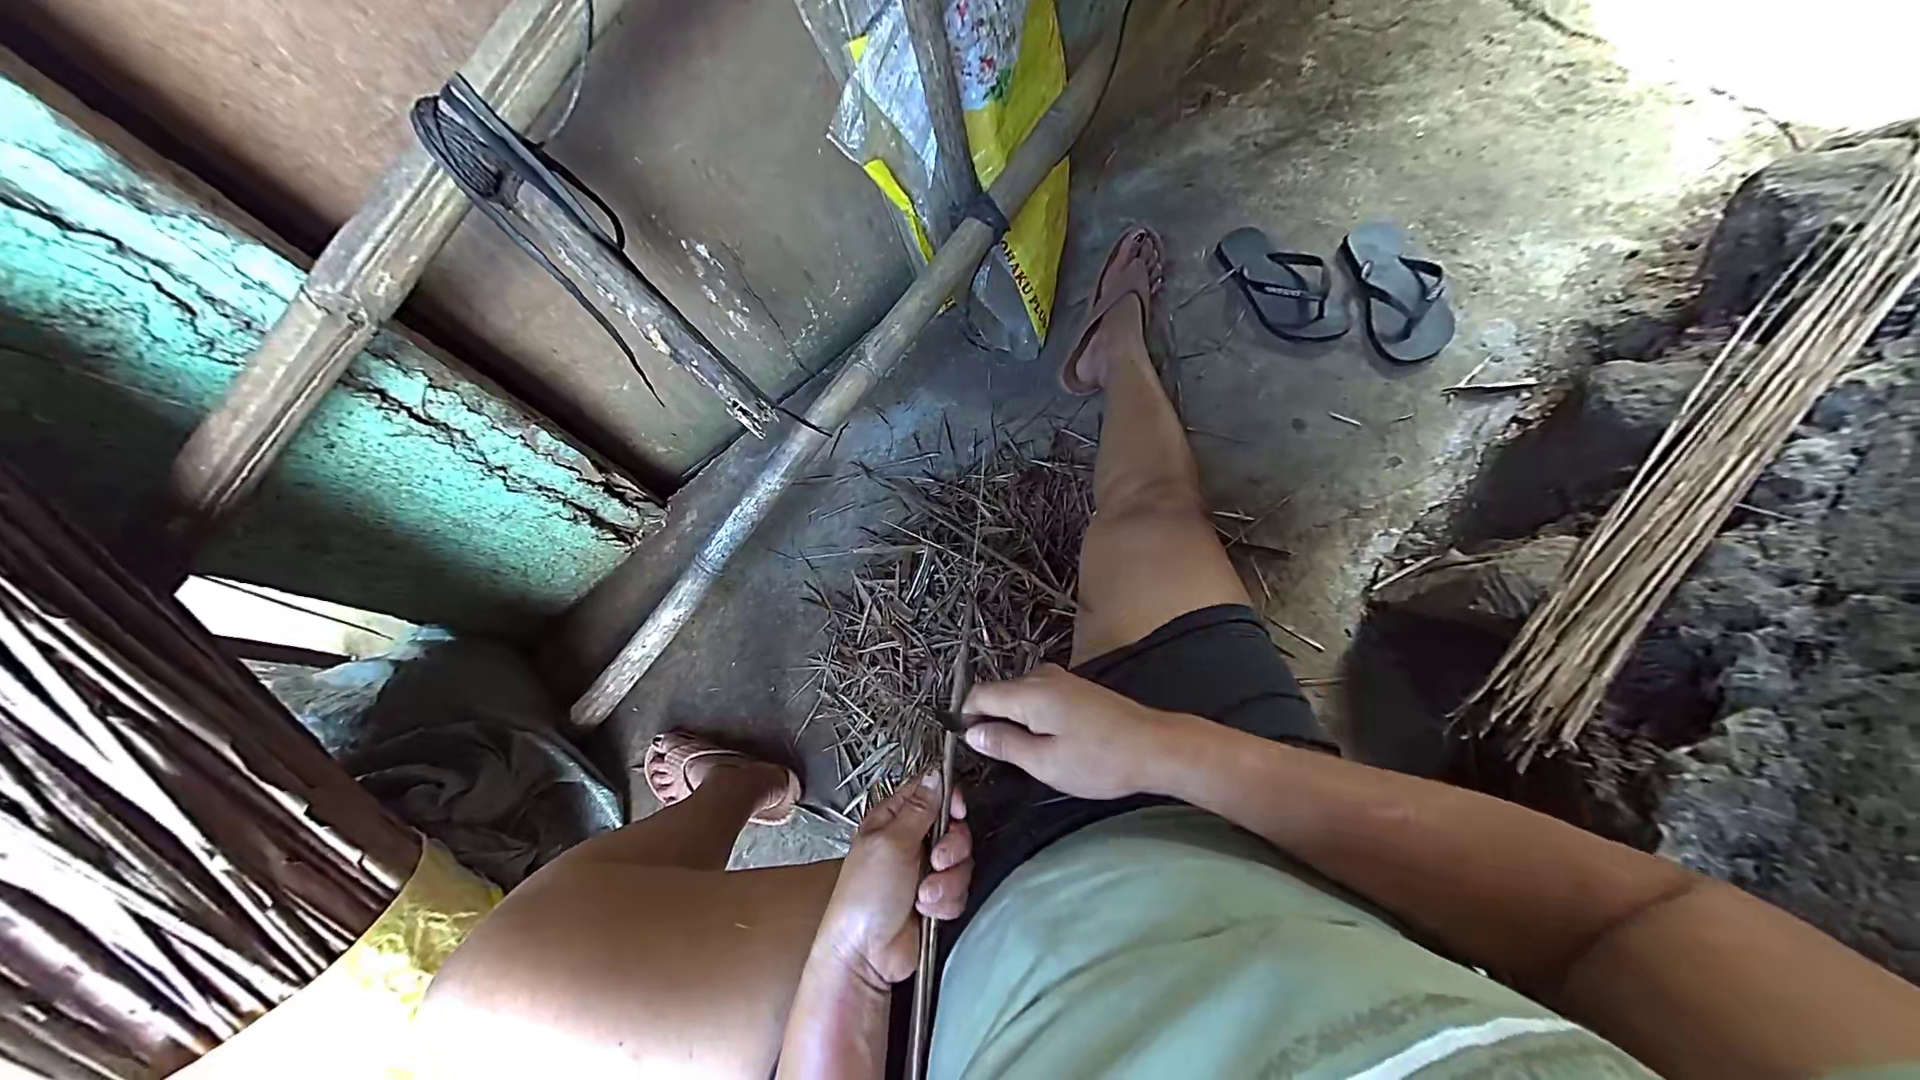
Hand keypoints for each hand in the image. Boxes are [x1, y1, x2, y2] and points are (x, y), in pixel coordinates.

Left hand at [814, 774, 971, 990]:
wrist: (865, 955)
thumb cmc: (864, 896)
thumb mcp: (891, 842)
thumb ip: (919, 808)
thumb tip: (934, 775)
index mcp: (894, 818)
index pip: (930, 791)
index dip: (948, 797)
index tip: (957, 810)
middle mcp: (911, 840)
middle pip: (954, 826)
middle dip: (952, 847)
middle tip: (936, 860)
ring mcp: (924, 869)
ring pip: (960, 860)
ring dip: (947, 880)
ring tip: (923, 894)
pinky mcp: (936, 896)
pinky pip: (959, 888)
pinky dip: (945, 900)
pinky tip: (925, 909)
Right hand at [962, 663, 1202, 799]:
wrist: (1154, 747)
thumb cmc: (1102, 759)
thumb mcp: (1044, 763)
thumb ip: (1004, 745)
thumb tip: (974, 735)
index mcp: (1029, 693)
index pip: (979, 695)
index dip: (966, 717)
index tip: (964, 742)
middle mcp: (1042, 677)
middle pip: (998, 692)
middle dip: (989, 719)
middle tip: (994, 756)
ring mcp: (1061, 679)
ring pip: (1019, 694)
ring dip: (1011, 718)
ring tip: (1021, 753)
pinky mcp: (1075, 687)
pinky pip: (1038, 695)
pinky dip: (1031, 715)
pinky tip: (1045, 740)